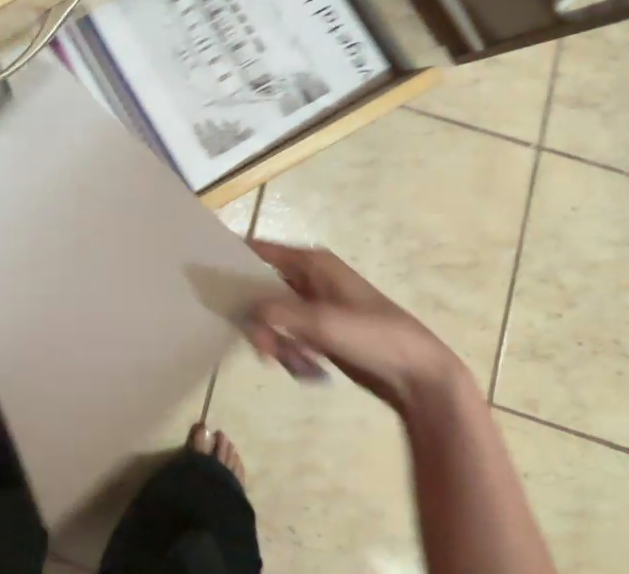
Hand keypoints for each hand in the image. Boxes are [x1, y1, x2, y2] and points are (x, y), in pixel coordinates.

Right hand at [245, 241, 466, 413]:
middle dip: (258, 320)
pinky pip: (288, 336)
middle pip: (261, 289)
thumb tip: (244, 309)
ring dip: (275, 341)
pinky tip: (306, 370)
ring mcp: (315, 306)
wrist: (420, 376)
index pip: (257, 251)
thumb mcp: (322, 322)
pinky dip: (290, 352)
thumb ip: (277, 313)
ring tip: (294, 364)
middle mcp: (309, 277)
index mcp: (311, 263)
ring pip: (273, 317)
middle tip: (263, 348)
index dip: (232, 262)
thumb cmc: (374, 337)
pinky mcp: (320, 332)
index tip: (208, 285)